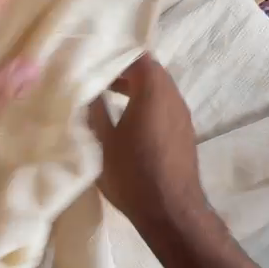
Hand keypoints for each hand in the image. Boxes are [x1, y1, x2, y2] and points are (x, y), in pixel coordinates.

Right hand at [89, 55, 211, 237]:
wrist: (170, 211)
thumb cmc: (132, 174)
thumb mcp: (101, 142)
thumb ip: (94, 110)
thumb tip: (84, 89)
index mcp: (153, 92)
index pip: (137, 57)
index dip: (114, 56)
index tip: (90, 62)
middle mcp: (173, 97)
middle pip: (149, 71)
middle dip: (122, 71)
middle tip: (94, 78)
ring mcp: (182, 115)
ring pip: (157, 89)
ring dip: (134, 89)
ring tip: (106, 99)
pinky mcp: (183, 132)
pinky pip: (163, 106)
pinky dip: (145, 104)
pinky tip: (126, 122)